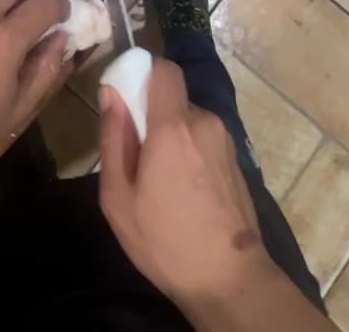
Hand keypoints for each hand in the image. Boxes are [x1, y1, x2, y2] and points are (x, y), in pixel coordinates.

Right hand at [98, 59, 279, 309]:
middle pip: (173, 98)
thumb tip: (111, 93)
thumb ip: (113, 138)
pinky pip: (204, 141)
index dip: (144, 73)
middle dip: (154, 116)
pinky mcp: (237, 161)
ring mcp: (225, 142)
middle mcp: (204, 123)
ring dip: (173, 138)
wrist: (231, 281)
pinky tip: (184, 193)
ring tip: (161, 182)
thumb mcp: (119, 196)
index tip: (127, 98)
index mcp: (174, 126)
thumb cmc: (166, 240)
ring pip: (189, 122)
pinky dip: (191, 154)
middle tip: (139, 157)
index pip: (164, 69)